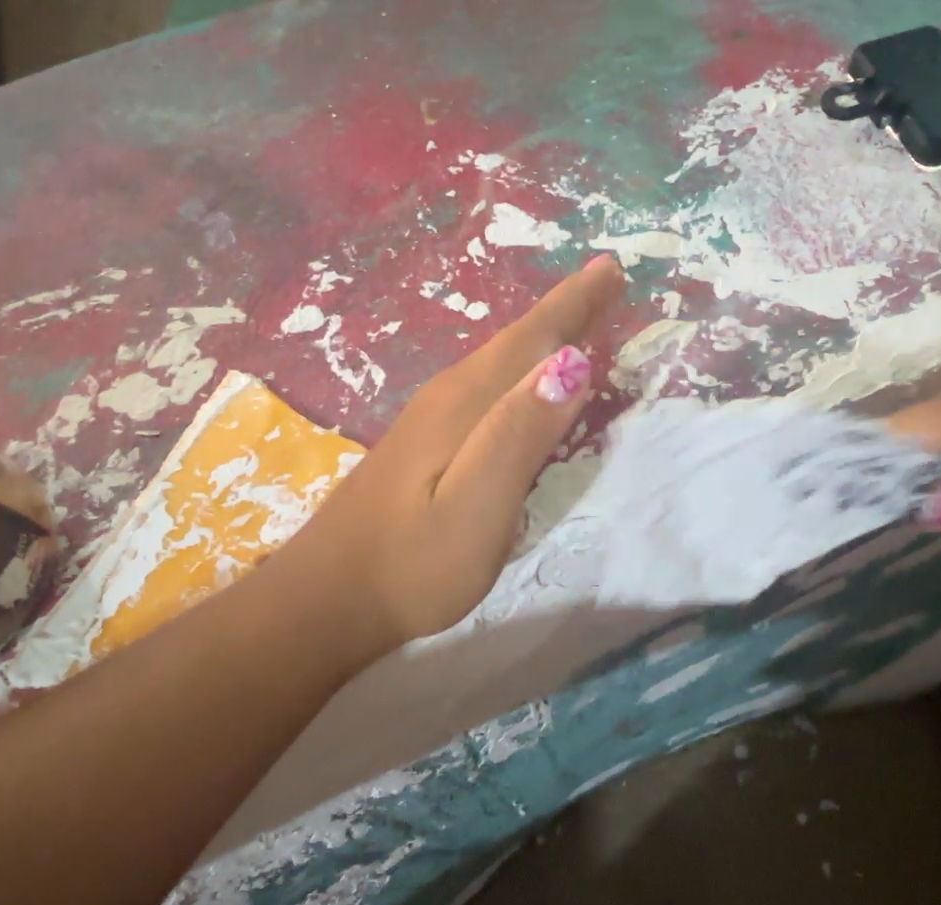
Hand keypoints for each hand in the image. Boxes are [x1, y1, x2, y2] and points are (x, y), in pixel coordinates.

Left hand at [279, 255, 626, 652]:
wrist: (328, 599)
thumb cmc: (412, 565)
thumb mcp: (476, 507)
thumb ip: (520, 436)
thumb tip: (570, 362)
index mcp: (464, 405)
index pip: (530, 340)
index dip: (573, 305)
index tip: (611, 268)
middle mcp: (445, 400)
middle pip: (512, 344)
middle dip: (561, 312)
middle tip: (605, 281)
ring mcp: (426, 423)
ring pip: (495, 365)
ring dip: (538, 338)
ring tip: (576, 322)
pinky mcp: (418, 449)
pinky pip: (481, 390)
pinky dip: (513, 374)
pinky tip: (518, 385)